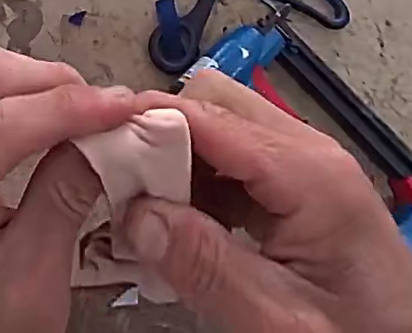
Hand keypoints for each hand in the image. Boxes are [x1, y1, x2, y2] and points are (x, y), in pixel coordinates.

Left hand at [0, 43, 139, 332]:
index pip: (0, 123)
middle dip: (59, 86)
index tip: (126, 106)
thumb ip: (67, 193)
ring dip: (47, 83)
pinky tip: (60, 116)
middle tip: (111, 113)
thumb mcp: (33, 278)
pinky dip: (33, 91)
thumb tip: (113, 127)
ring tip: (88, 116)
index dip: (70, 106)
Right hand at [124, 70, 411, 332]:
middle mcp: (308, 148)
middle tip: (128, 184)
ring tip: (150, 207)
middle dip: (167, 130)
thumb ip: (206, 265)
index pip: (215, 116)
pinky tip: (188, 221)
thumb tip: (137, 212)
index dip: (155, 119)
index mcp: (308, 171)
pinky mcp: (303, 181)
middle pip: (221, 100)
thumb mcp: (278, 321)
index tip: (103, 138)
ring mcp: (308, 160)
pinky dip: (205, 175)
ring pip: (227, 121)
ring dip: (183, 153)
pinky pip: (241, 155)